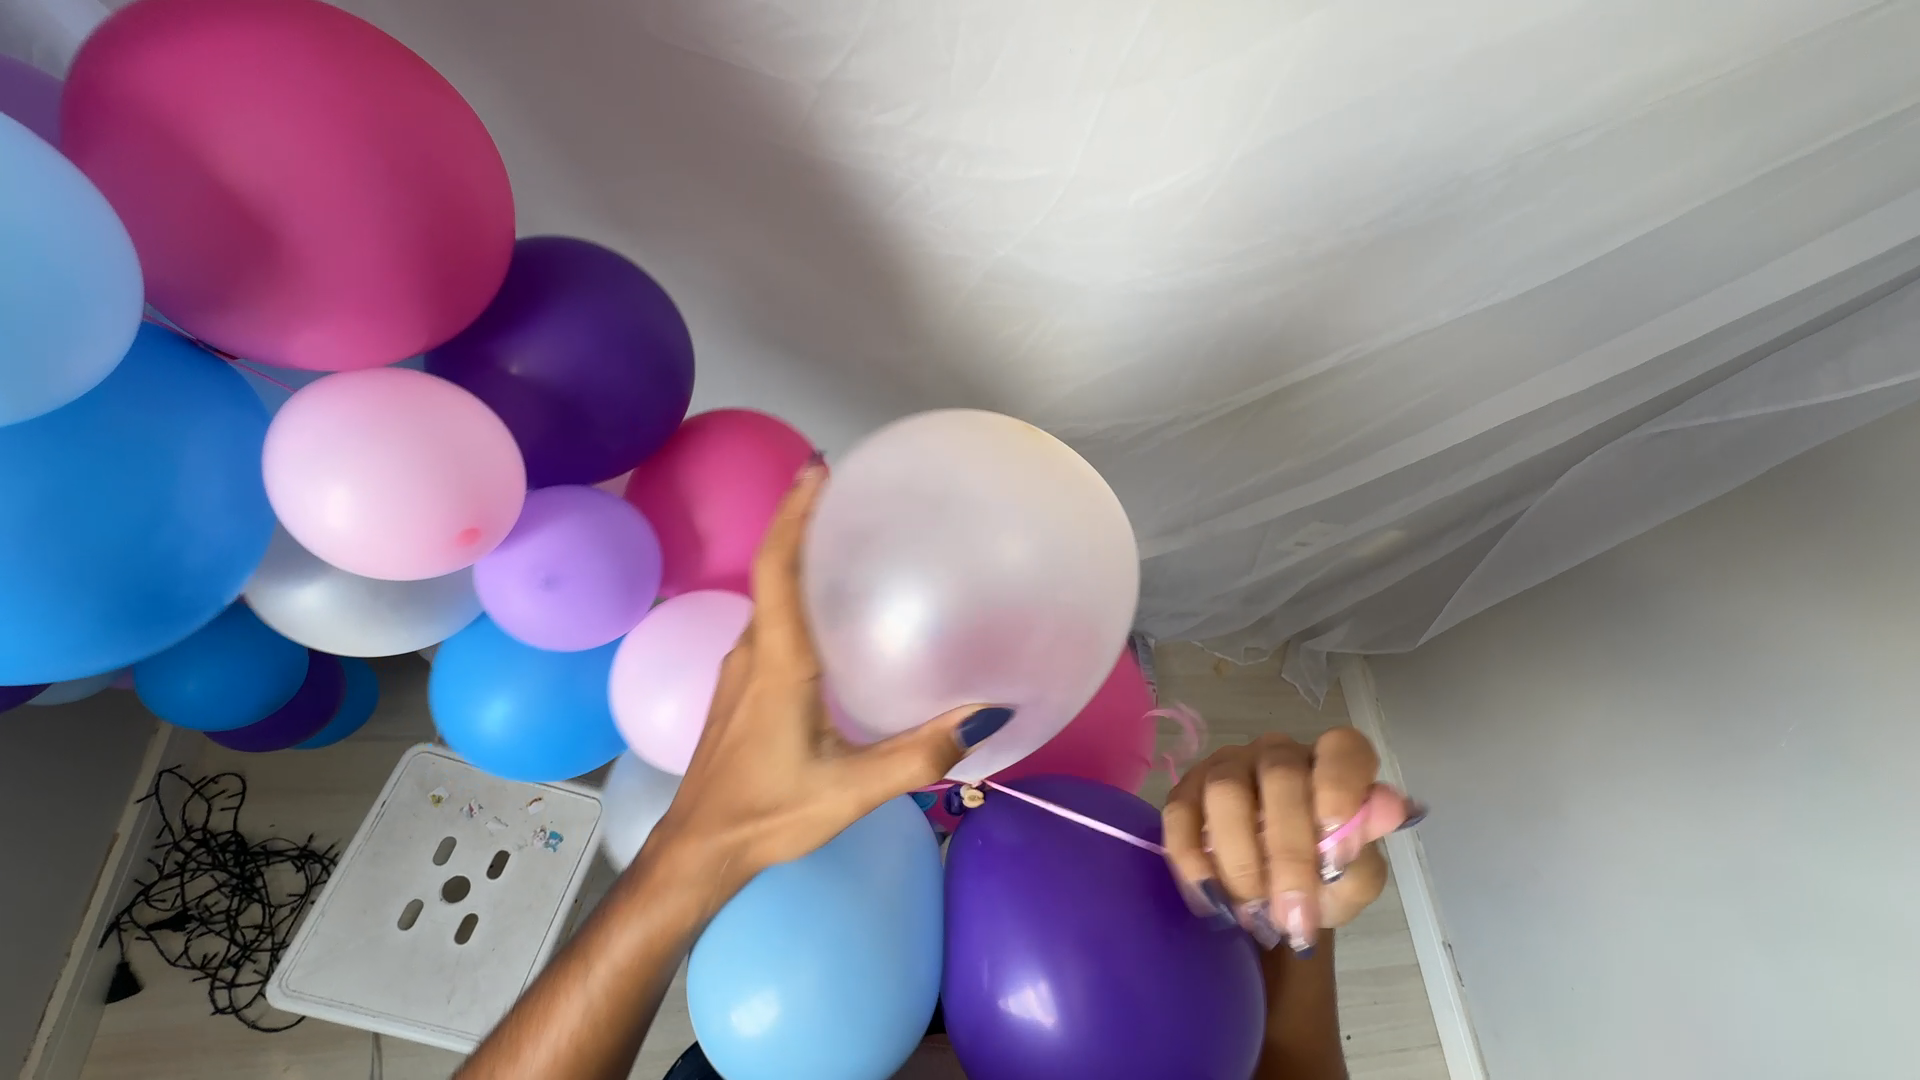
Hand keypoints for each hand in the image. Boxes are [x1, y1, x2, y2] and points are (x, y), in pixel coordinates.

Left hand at [641, 463, 1011, 908]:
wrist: (697, 851)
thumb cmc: (768, 814)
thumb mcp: (852, 790)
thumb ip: (920, 754)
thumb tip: (985, 715)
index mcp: (779, 662)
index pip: (779, 568)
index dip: (795, 515)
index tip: (818, 471)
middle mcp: (752, 653)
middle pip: (774, 570)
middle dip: (804, 524)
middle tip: (847, 494)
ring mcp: (738, 669)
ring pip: (770, 598)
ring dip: (799, 560)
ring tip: (846, 545)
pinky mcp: (740, 687)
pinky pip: (769, 623)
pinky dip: (794, 597)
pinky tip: (828, 618)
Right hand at [1161, 730, 1421, 953]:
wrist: (1270, 899)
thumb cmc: (1321, 878)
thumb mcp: (1352, 879)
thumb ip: (1366, 851)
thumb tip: (1391, 807)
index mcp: (1329, 764)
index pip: (1342, 748)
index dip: (1341, 785)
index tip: (1338, 842)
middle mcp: (1276, 753)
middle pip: (1279, 776)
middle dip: (1288, 852)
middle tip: (1294, 917)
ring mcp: (1226, 765)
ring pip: (1225, 791)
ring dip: (1239, 860)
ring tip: (1253, 912)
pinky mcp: (1185, 791)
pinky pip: (1180, 814)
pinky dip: (1193, 861)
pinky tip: (1212, 901)